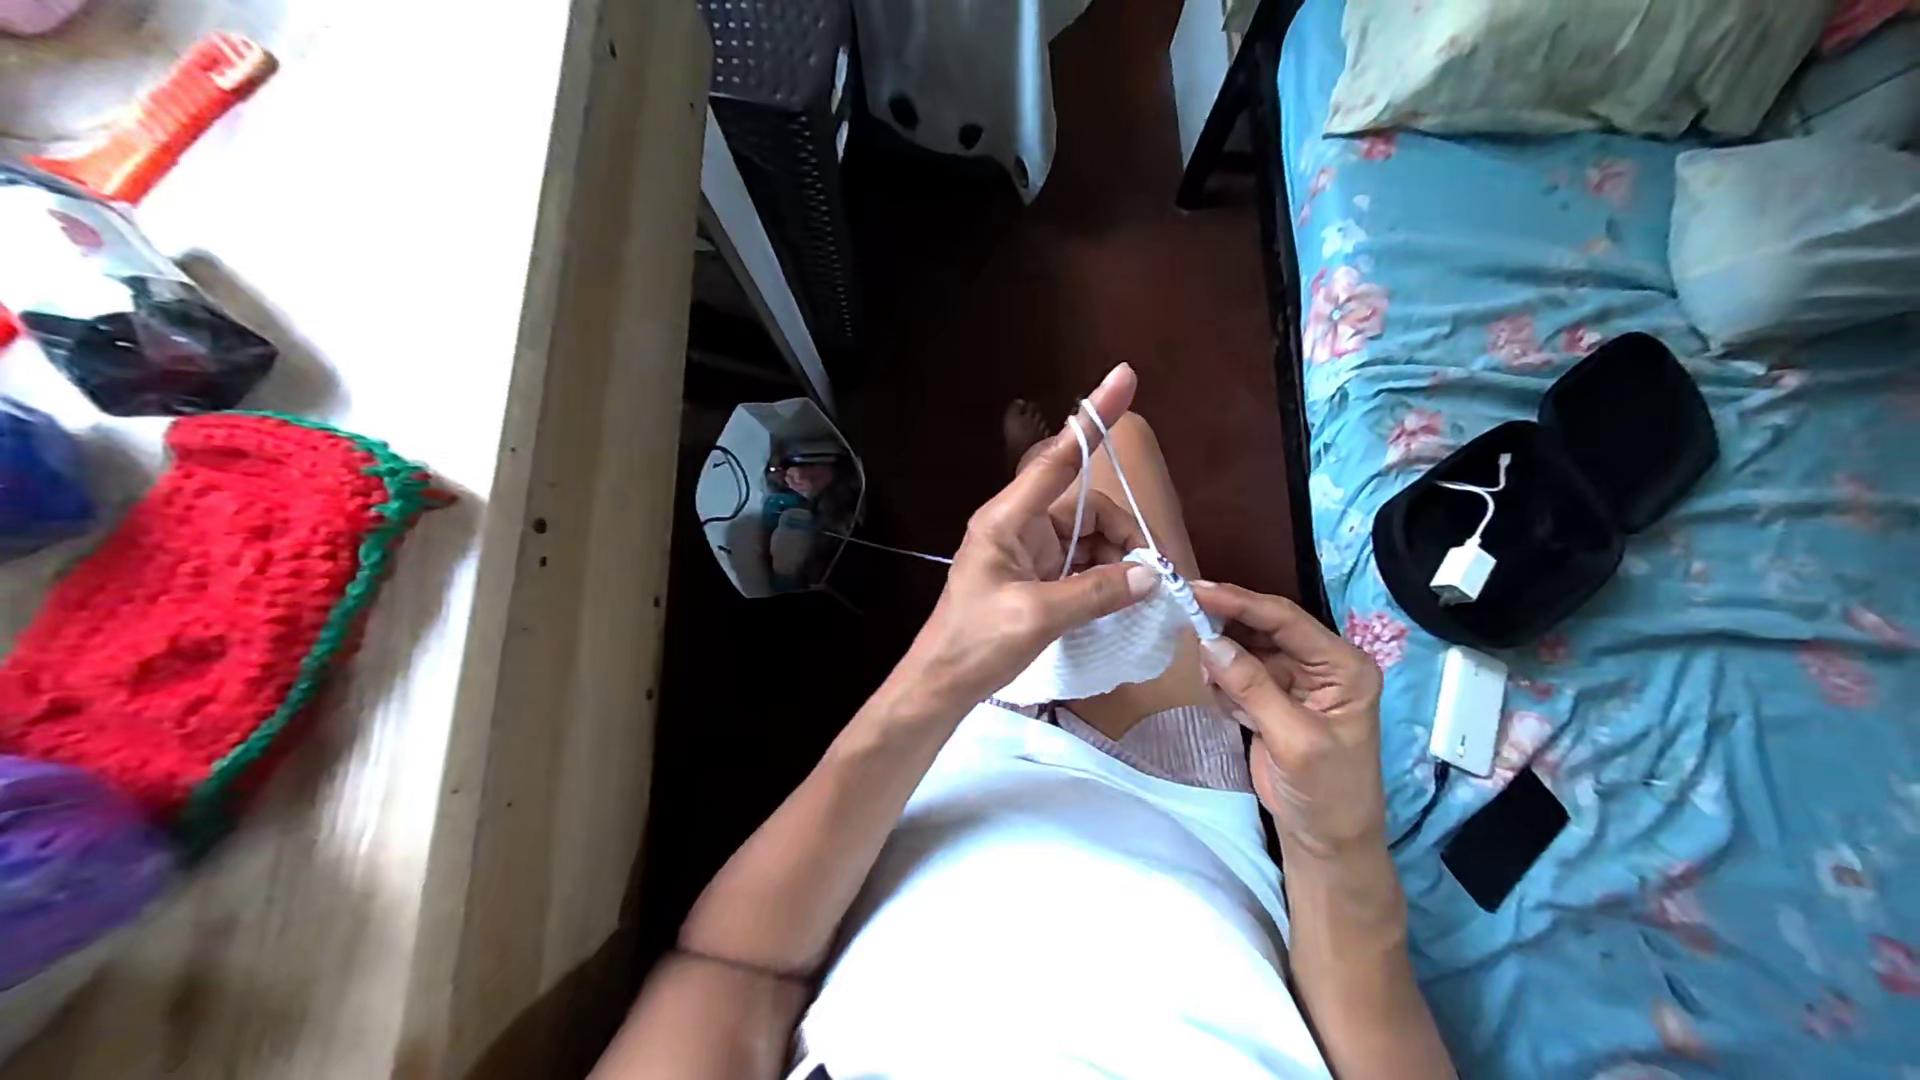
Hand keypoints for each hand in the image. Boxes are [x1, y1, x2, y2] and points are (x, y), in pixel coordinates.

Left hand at [887, 365, 1155, 711]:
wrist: (943, 681)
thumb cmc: (976, 643)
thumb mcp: (1037, 617)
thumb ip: (1095, 592)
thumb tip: (1149, 575)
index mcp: (1008, 519)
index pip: (1059, 458)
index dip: (1093, 418)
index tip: (1123, 377)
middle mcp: (1019, 524)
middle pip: (1085, 504)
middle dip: (1118, 532)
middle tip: (1146, 573)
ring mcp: (1028, 550)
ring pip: (1087, 535)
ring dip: (1113, 558)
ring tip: (1128, 593)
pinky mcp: (1035, 574)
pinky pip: (1080, 561)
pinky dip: (1101, 575)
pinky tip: (1112, 599)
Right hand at [1193, 583, 1386, 863]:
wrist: (1325, 841)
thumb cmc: (1328, 793)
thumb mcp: (1295, 740)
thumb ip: (1252, 688)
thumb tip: (1208, 642)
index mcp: (1343, 665)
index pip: (1286, 620)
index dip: (1240, 602)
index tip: (1196, 590)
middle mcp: (1318, 663)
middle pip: (1262, 626)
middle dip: (1224, 625)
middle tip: (1182, 616)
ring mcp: (1291, 679)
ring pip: (1243, 647)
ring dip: (1220, 658)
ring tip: (1213, 685)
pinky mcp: (1268, 695)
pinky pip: (1234, 671)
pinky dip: (1220, 682)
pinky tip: (1227, 709)